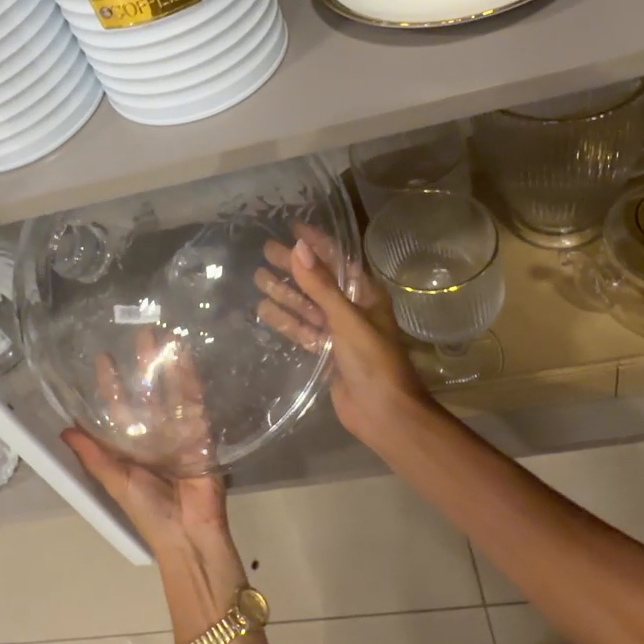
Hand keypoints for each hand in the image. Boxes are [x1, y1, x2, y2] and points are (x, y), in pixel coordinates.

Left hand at [61, 335, 251, 643]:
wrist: (189, 533)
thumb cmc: (148, 510)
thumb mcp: (115, 480)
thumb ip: (93, 455)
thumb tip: (63, 429)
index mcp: (131, 445)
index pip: (118, 406)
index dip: (110, 384)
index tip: (103, 357)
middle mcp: (154, 432)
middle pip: (146, 391)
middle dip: (142, 363)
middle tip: (139, 332)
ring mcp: (179, 429)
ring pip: (170, 389)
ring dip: (166, 363)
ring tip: (162, 334)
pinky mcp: (201, 430)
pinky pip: (194, 399)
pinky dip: (190, 377)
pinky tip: (184, 354)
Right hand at [255, 224, 435, 448]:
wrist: (385, 415)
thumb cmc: (374, 361)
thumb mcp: (347, 319)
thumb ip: (320, 285)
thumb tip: (297, 247)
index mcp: (367, 295)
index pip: (338, 259)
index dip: (316, 242)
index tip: (292, 228)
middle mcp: (353, 309)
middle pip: (318, 281)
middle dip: (294, 266)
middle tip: (265, 250)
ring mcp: (339, 332)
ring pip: (307, 306)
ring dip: (285, 292)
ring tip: (257, 277)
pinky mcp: (327, 354)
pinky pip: (302, 330)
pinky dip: (285, 320)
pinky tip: (263, 310)